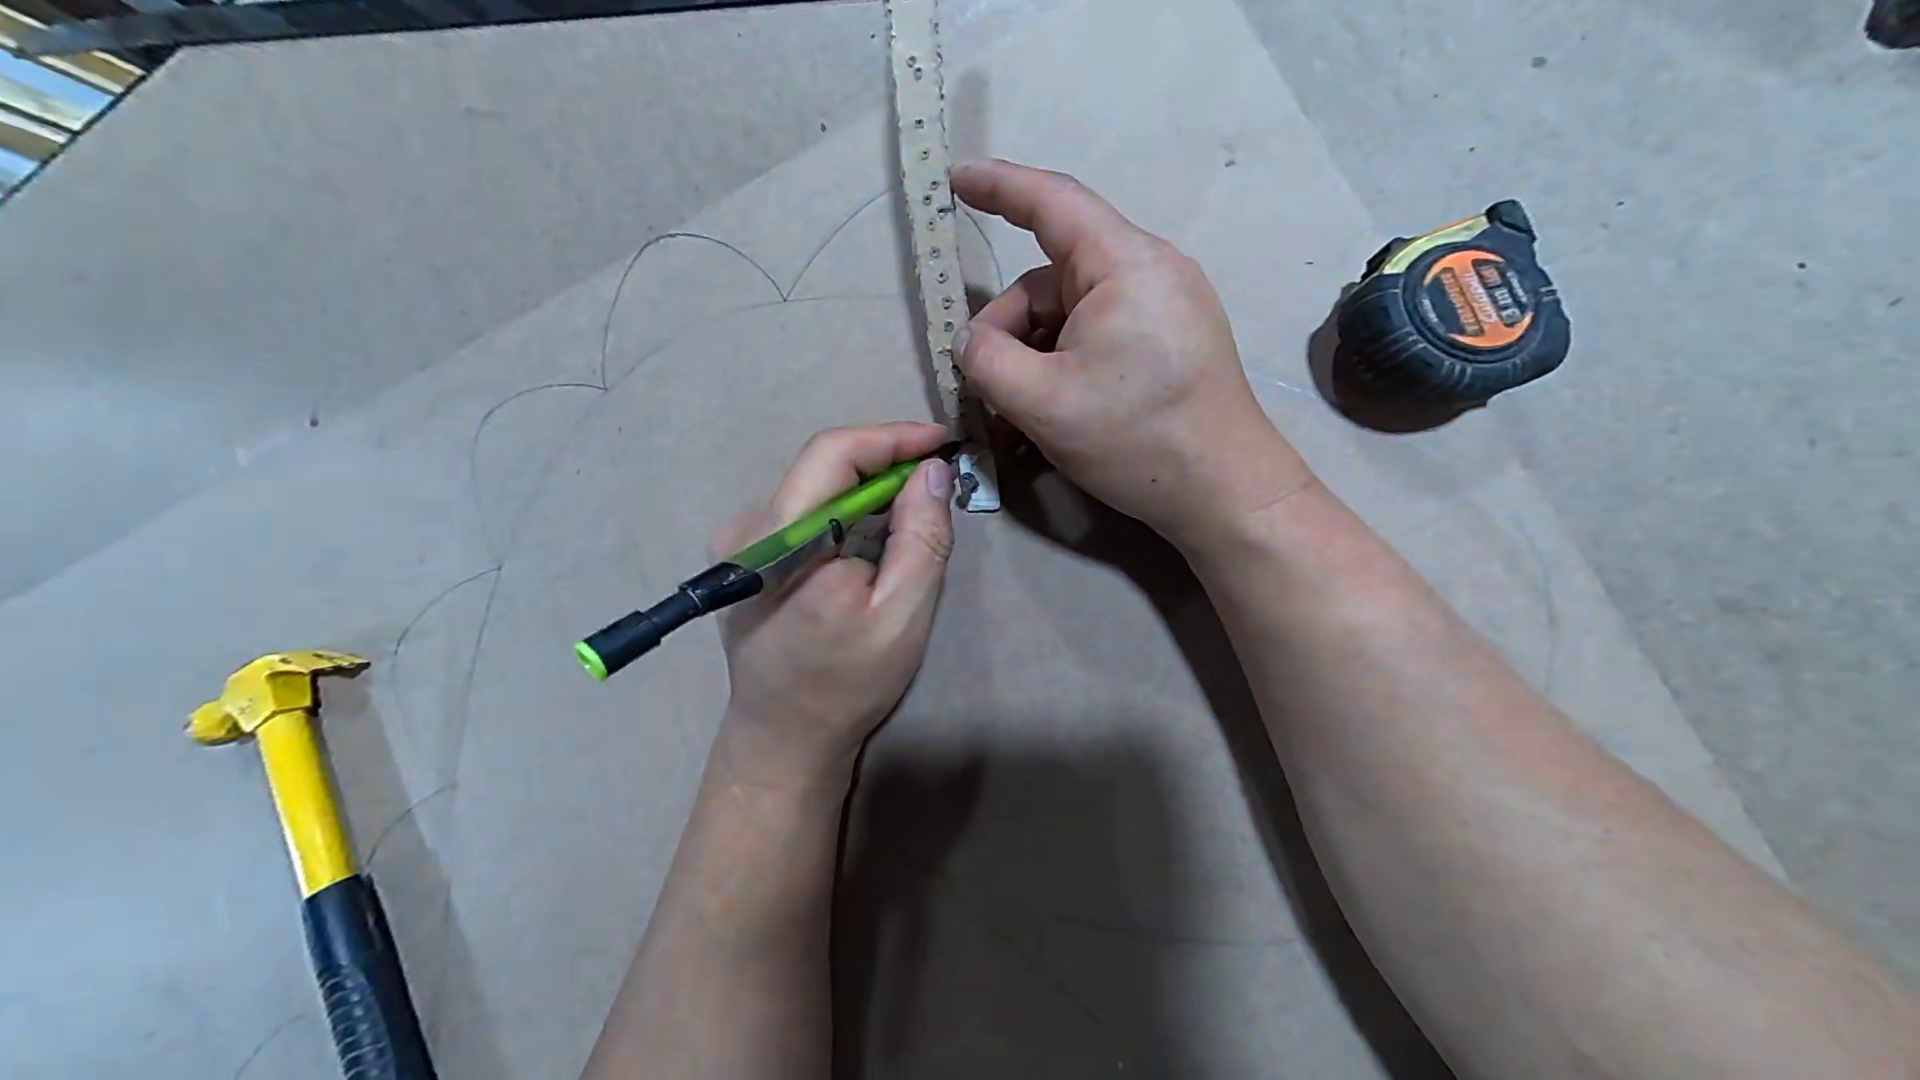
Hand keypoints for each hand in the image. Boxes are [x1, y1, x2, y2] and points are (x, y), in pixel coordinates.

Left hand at [713, 422, 955, 780]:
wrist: (784, 736)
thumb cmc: (848, 683)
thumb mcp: (902, 615)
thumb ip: (920, 537)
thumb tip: (932, 472)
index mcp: (782, 541)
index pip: (833, 453)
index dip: (891, 437)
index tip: (941, 441)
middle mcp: (748, 528)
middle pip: (822, 463)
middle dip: (885, 458)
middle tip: (936, 471)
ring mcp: (741, 541)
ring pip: (814, 484)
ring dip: (867, 483)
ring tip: (913, 501)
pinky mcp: (747, 555)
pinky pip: (805, 508)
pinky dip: (846, 505)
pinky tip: (874, 529)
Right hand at [953, 159, 1313, 548]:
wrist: (1223, 491)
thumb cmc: (1135, 438)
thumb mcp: (1041, 402)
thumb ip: (986, 361)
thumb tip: (969, 341)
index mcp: (1124, 265)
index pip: (1052, 203)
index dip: (997, 186)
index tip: (955, 180)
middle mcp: (1150, 271)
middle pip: (1052, 279)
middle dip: (1009, 326)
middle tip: (986, 384)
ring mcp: (1165, 308)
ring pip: (1072, 314)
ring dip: (1034, 355)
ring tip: (1019, 414)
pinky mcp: (1170, 341)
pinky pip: (1099, 335)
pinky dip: (1065, 365)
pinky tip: (1051, 410)